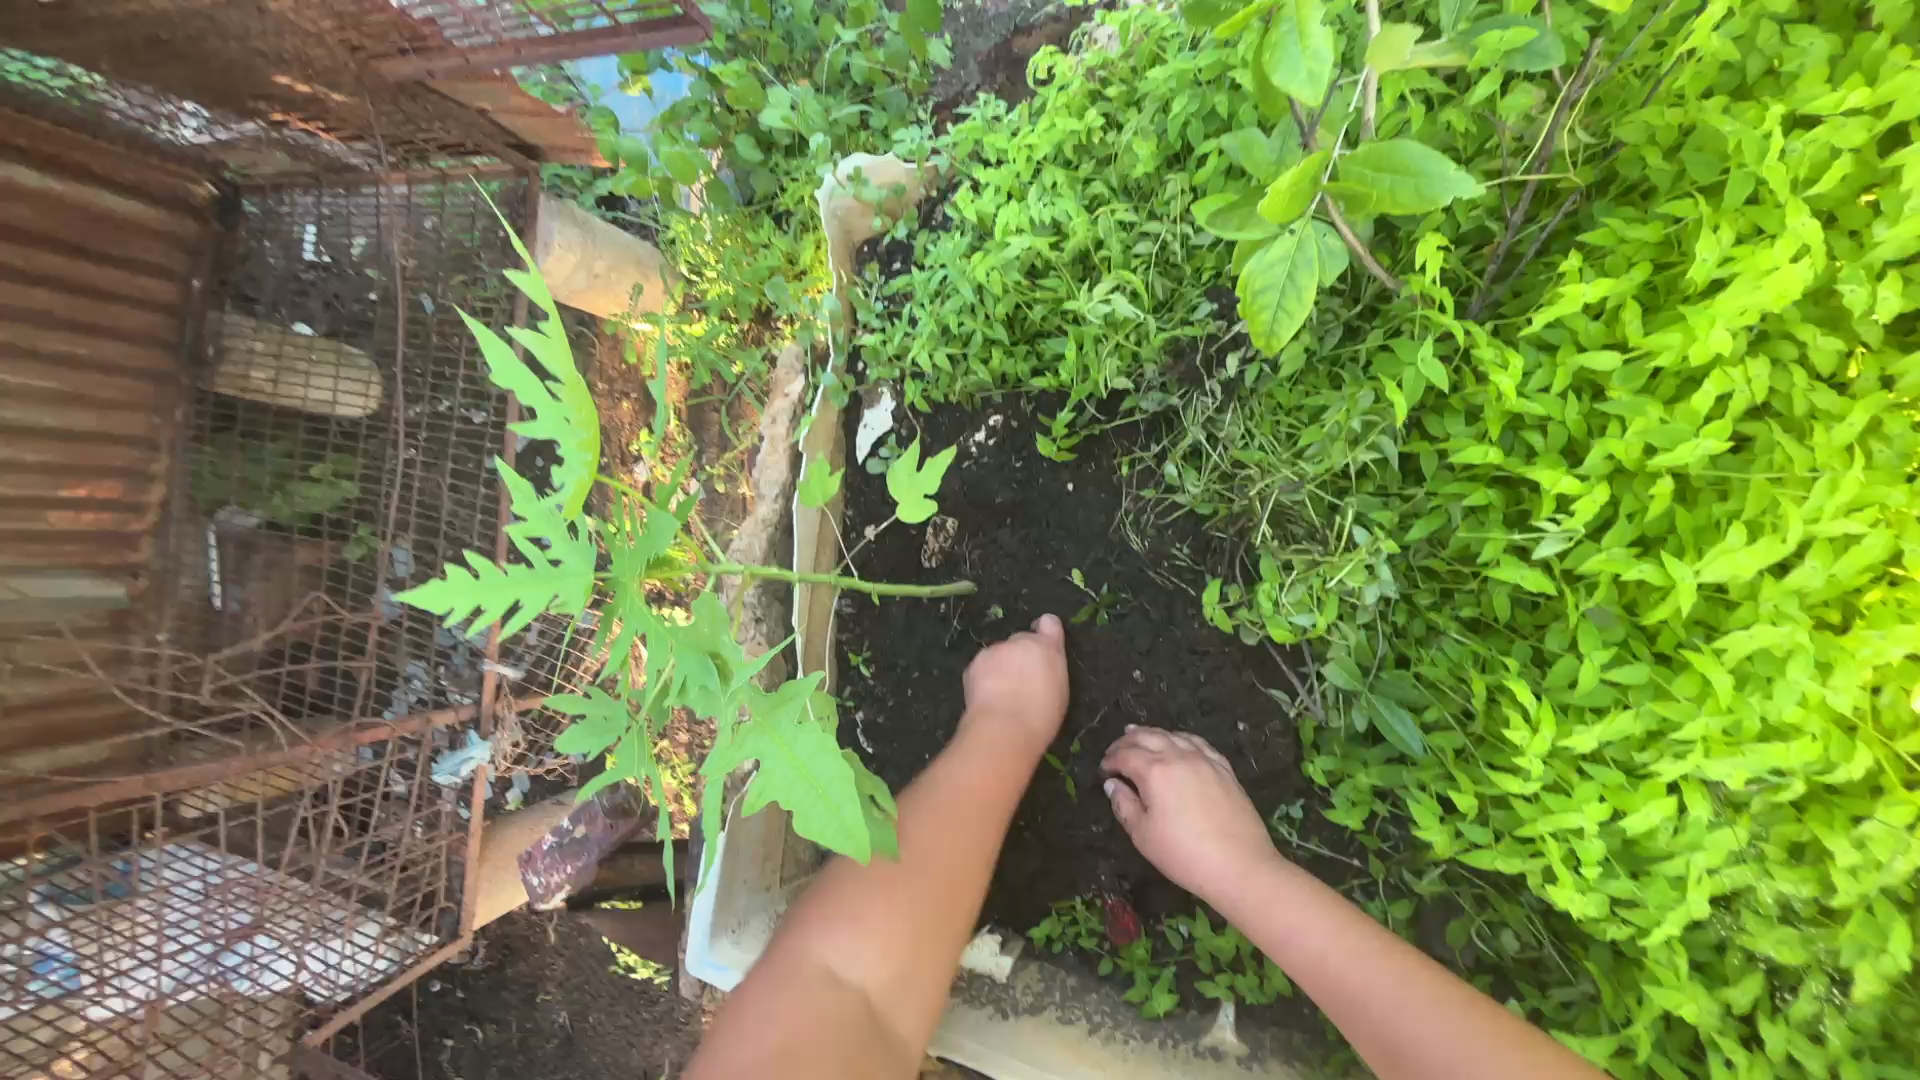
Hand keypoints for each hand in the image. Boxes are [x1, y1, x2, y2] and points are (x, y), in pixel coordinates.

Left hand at [960, 614, 1068, 752]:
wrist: (1004, 728)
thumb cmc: (1041, 716)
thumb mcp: (1058, 692)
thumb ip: (1050, 670)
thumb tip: (1041, 666)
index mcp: (1048, 648)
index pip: (1048, 623)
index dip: (1044, 632)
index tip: (1042, 645)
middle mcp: (1020, 642)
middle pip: (1020, 641)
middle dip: (1020, 656)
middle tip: (1021, 682)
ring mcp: (995, 650)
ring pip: (998, 654)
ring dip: (1000, 667)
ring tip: (1002, 694)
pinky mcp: (974, 663)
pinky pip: (982, 667)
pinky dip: (984, 678)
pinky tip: (986, 698)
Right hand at [1101, 726, 1281, 905]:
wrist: (1240, 866)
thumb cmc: (1184, 854)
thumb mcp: (1143, 835)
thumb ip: (1123, 805)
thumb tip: (1112, 785)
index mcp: (1154, 771)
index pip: (1125, 755)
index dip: (1110, 760)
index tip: (1103, 771)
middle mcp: (1178, 756)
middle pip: (1147, 737)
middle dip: (1126, 741)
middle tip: (1115, 751)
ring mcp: (1204, 759)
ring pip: (1172, 735)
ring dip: (1152, 734)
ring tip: (1138, 734)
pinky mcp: (1224, 768)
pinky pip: (1198, 743)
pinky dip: (1181, 738)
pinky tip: (1178, 743)